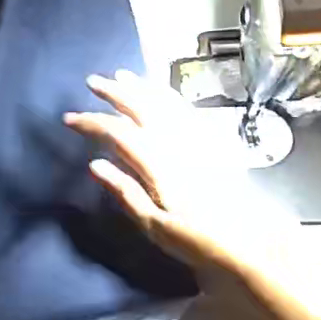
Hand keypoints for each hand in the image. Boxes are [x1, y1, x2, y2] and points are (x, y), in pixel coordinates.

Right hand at [64, 70, 296, 278]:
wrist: (251, 243)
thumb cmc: (199, 240)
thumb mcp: (155, 226)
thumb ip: (126, 193)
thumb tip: (95, 165)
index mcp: (159, 164)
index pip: (119, 133)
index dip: (92, 123)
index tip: (69, 119)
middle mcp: (179, 143)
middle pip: (143, 107)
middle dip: (115, 92)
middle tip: (93, 81)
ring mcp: (198, 140)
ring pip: (166, 103)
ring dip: (142, 87)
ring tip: (123, 76)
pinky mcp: (214, 143)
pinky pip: (187, 109)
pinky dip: (169, 96)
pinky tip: (162, 94)